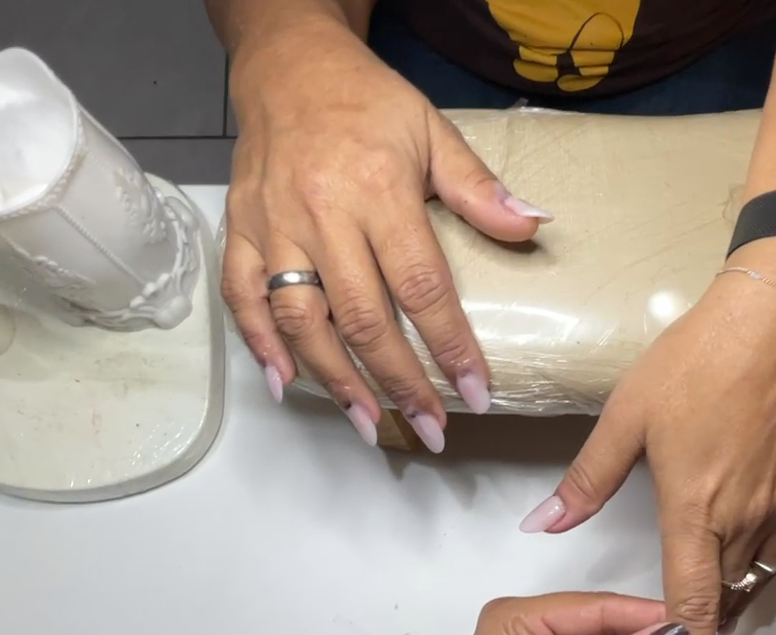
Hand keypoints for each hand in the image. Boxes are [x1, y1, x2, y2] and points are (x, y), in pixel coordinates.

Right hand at [221, 16, 549, 449]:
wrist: (287, 63)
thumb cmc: (366, 103)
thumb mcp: (433, 132)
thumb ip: (480, 189)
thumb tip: (534, 225)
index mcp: (377, 192)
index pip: (422, 287)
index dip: (450, 347)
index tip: (475, 394)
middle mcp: (322, 216)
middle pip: (363, 318)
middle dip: (399, 383)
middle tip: (429, 429)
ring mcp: (275, 227)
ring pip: (301, 319)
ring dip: (335, 379)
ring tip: (369, 425)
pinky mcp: (241, 230)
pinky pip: (242, 295)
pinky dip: (260, 344)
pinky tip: (286, 385)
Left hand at [521, 238, 775, 634]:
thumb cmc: (701, 358)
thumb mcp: (628, 415)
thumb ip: (588, 481)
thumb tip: (544, 524)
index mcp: (693, 509)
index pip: (689, 603)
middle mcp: (745, 518)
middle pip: (724, 592)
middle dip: (707, 629)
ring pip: (760, 568)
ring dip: (740, 596)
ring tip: (724, 620)